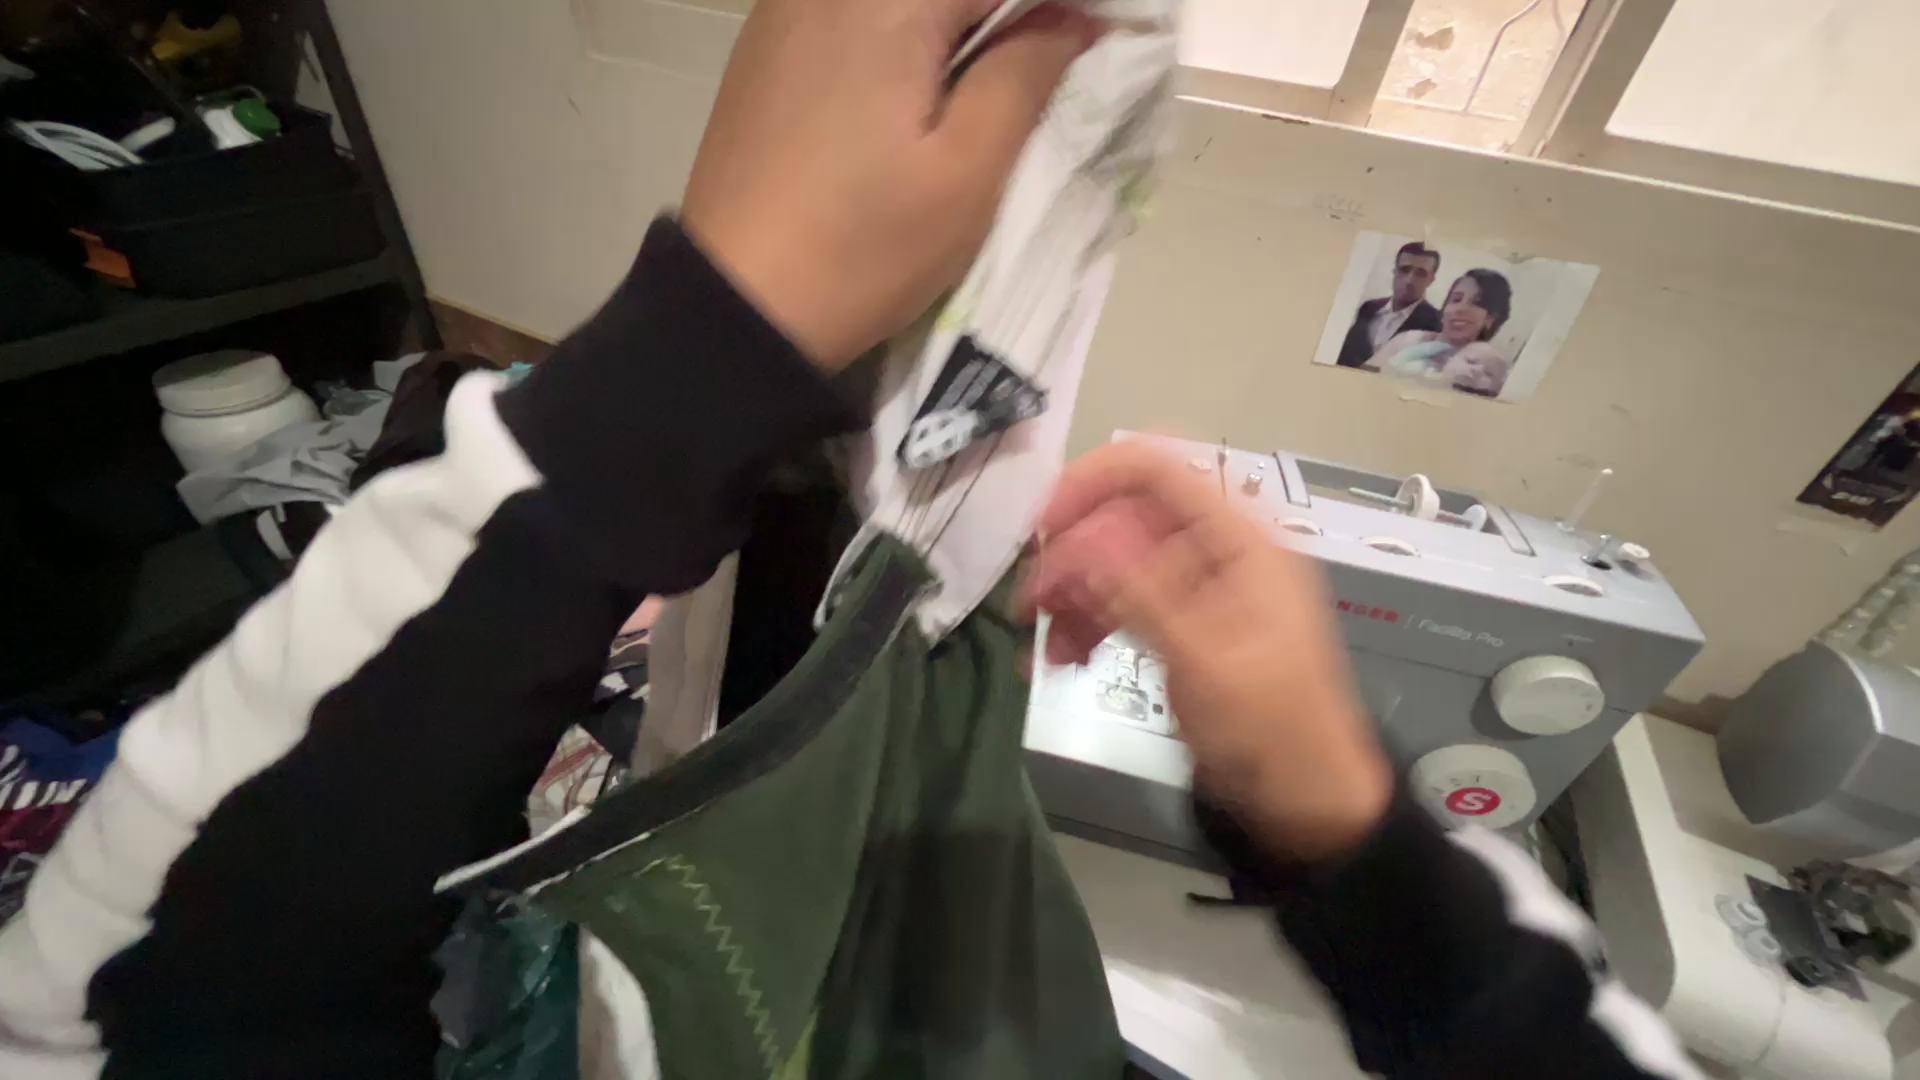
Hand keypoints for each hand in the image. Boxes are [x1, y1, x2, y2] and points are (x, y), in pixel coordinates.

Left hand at [681, 0, 1101, 369]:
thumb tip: (1073, 18)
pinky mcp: (765, 51)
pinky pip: (853, 17)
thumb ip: (1025, 77)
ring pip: (901, 5)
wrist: (741, 310)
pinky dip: (904, 39)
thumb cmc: (863, 252)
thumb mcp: (965, 175)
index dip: (1062, 5)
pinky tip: (919, 90)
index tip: (1097, 40)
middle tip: (1048, 65)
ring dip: (959, 32)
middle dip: (1007, 20)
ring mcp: (785, 9)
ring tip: (992, 81)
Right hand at [1018, 441, 1393, 859]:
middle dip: (1069, 554)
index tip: (1043, 527)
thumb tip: (1077, 542)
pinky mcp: (1172, 620)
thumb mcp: (1204, 662)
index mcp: (1237, 540)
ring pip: (1109, 561)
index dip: (1093, 482)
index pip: (1157, 470)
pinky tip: (1060, 660)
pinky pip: (1114, 601)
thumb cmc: (1271, 731)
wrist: (1302, 798)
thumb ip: (1139, 595)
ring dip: (1068, 595)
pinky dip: (1082, 624)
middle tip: (1029, 599)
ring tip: (1040, 644)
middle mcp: (1210, 550)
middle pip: (1121, 516)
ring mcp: (1189, 585)